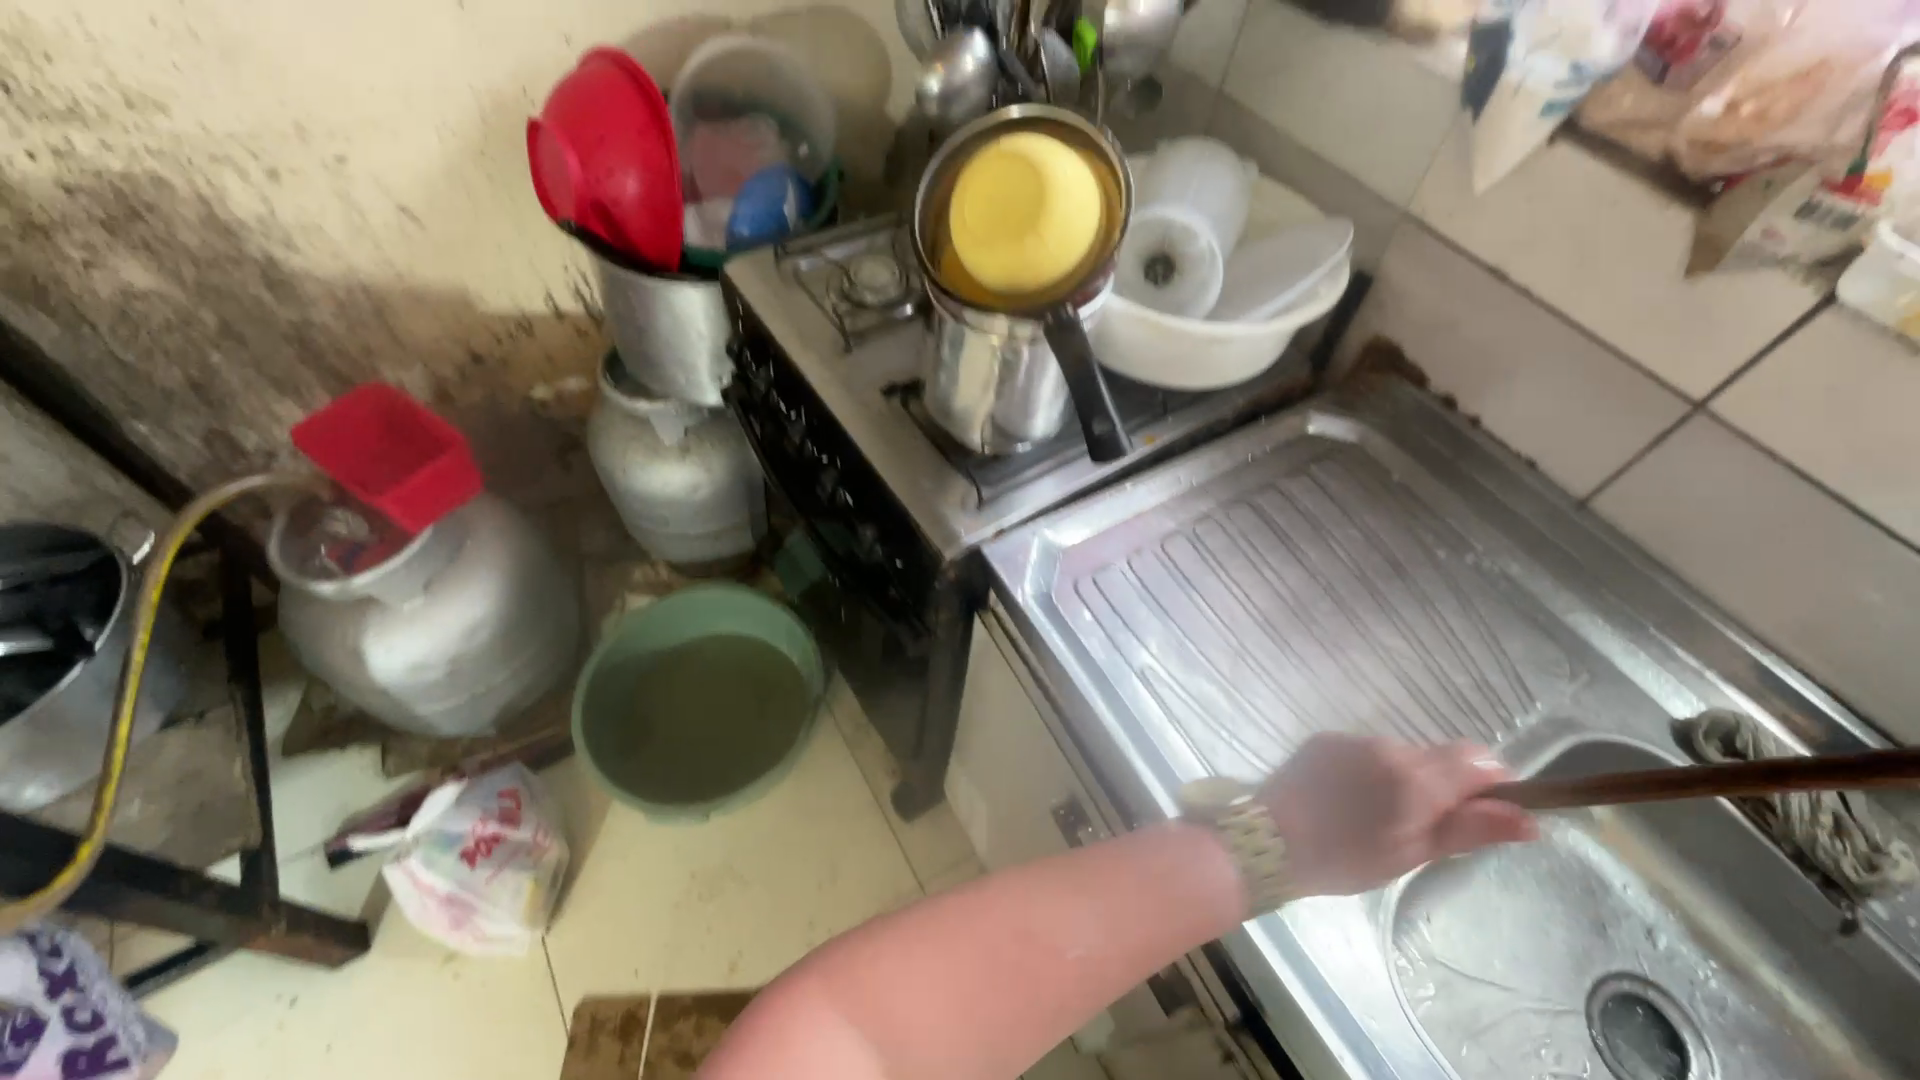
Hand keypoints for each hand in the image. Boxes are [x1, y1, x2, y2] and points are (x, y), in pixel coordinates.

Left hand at [1260, 733, 1536, 897]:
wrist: (1268, 840)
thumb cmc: (1345, 858)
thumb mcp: (1414, 853)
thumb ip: (1472, 829)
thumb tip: (1531, 818)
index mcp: (1416, 776)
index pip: (1478, 760)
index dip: (1491, 784)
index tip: (1485, 813)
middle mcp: (1387, 746)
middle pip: (1438, 757)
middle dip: (1444, 786)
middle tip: (1422, 826)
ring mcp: (1351, 739)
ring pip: (1400, 754)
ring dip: (1403, 778)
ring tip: (1377, 817)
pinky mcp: (1323, 740)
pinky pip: (1364, 752)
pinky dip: (1369, 771)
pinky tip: (1348, 801)